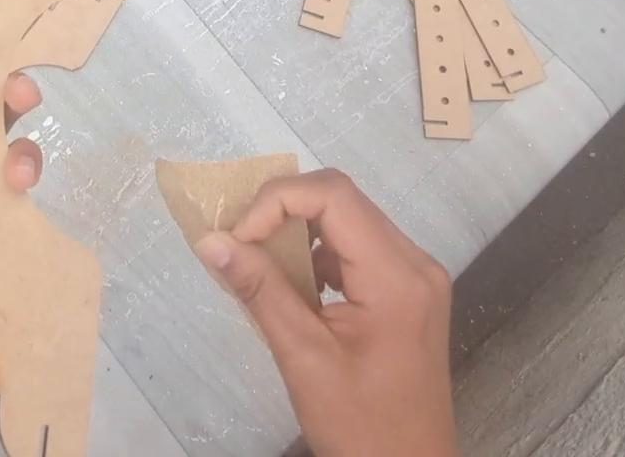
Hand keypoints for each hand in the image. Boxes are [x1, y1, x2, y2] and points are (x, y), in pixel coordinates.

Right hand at [196, 169, 456, 456]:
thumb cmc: (361, 427)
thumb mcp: (304, 358)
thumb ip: (260, 290)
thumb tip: (210, 240)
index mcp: (397, 277)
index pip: (333, 196)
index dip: (278, 200)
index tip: (240, 237)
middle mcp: (414, 262)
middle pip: (340, 198)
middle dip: (282, 207)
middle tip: (243, 241)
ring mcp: (414, 274)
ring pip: (345, 215)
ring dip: (296, 226)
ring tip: (260, 258)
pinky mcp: (405, 288)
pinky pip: (353, 242)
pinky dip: (314, 248)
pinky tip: (291, 281)